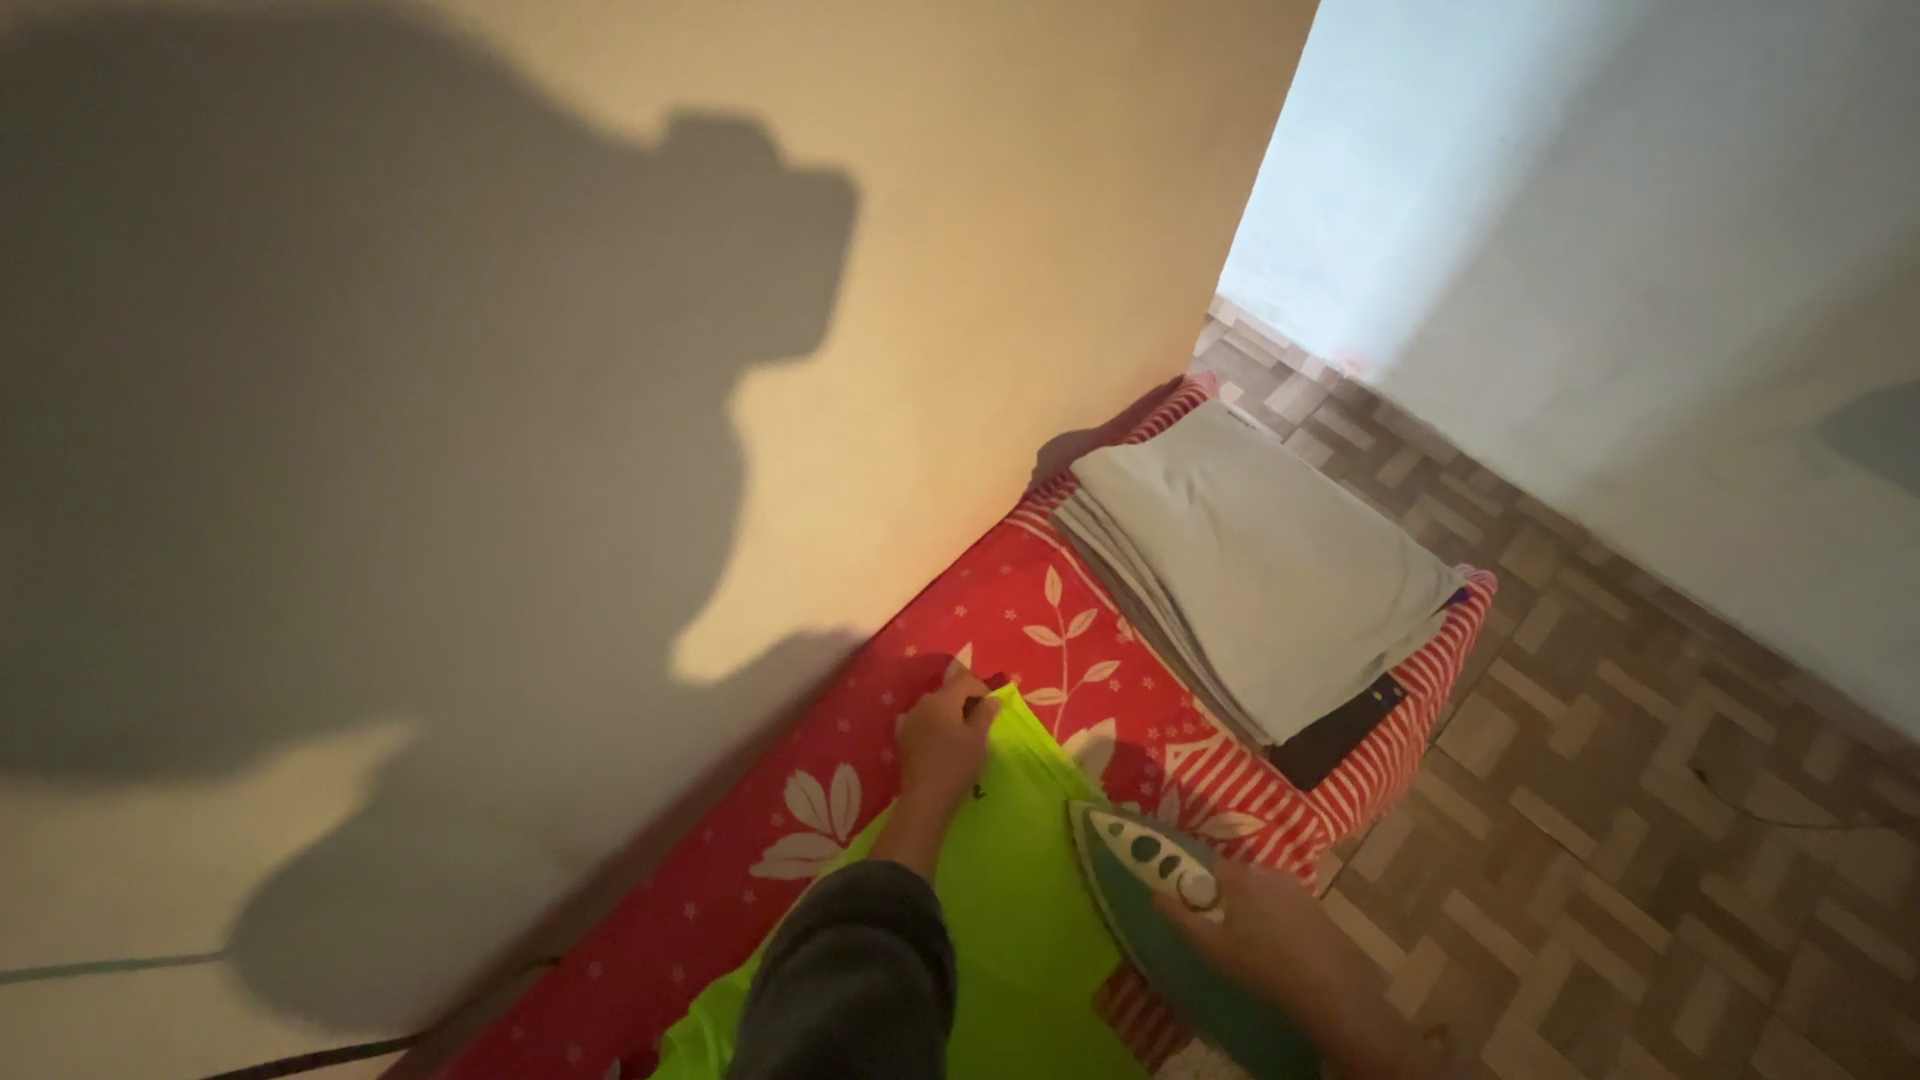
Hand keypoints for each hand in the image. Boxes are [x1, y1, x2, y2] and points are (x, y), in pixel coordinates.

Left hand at [894, 669, 999, 815]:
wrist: (926, 798)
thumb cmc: (957, 765)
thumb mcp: (978, 738)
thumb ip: (986, 714)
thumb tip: (993, 699)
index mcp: (942, 699)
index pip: (965, 680)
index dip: (982, 689)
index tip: (992, 708)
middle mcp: (922, 703)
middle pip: (948, 691)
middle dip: (966, 700)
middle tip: (980, 722)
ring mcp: (909, 719)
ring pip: (934, 706)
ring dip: (950, 712)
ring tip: (961, 733)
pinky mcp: (902, 736)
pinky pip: (921, 720)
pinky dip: (933, 723)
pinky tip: (938, 738)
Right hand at [1151, 856, 1320, 990]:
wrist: (1328, 989)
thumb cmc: (1261, 965)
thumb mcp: (1213, 947)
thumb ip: (1181, 918)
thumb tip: (1154, 895)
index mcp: (1240, 876)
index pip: (1209, 866)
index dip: (1200, 883)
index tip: (1196, 904)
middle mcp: (1266, 870)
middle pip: (1237, 875)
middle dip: (1227, 894)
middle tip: (1223, 925)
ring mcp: (1295, 885)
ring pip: (1262, 887)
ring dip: (1253, 903)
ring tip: (1252, 936)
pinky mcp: (1315, 904)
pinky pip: (1284, 899)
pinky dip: (1276, 913)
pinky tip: (1279, 941)